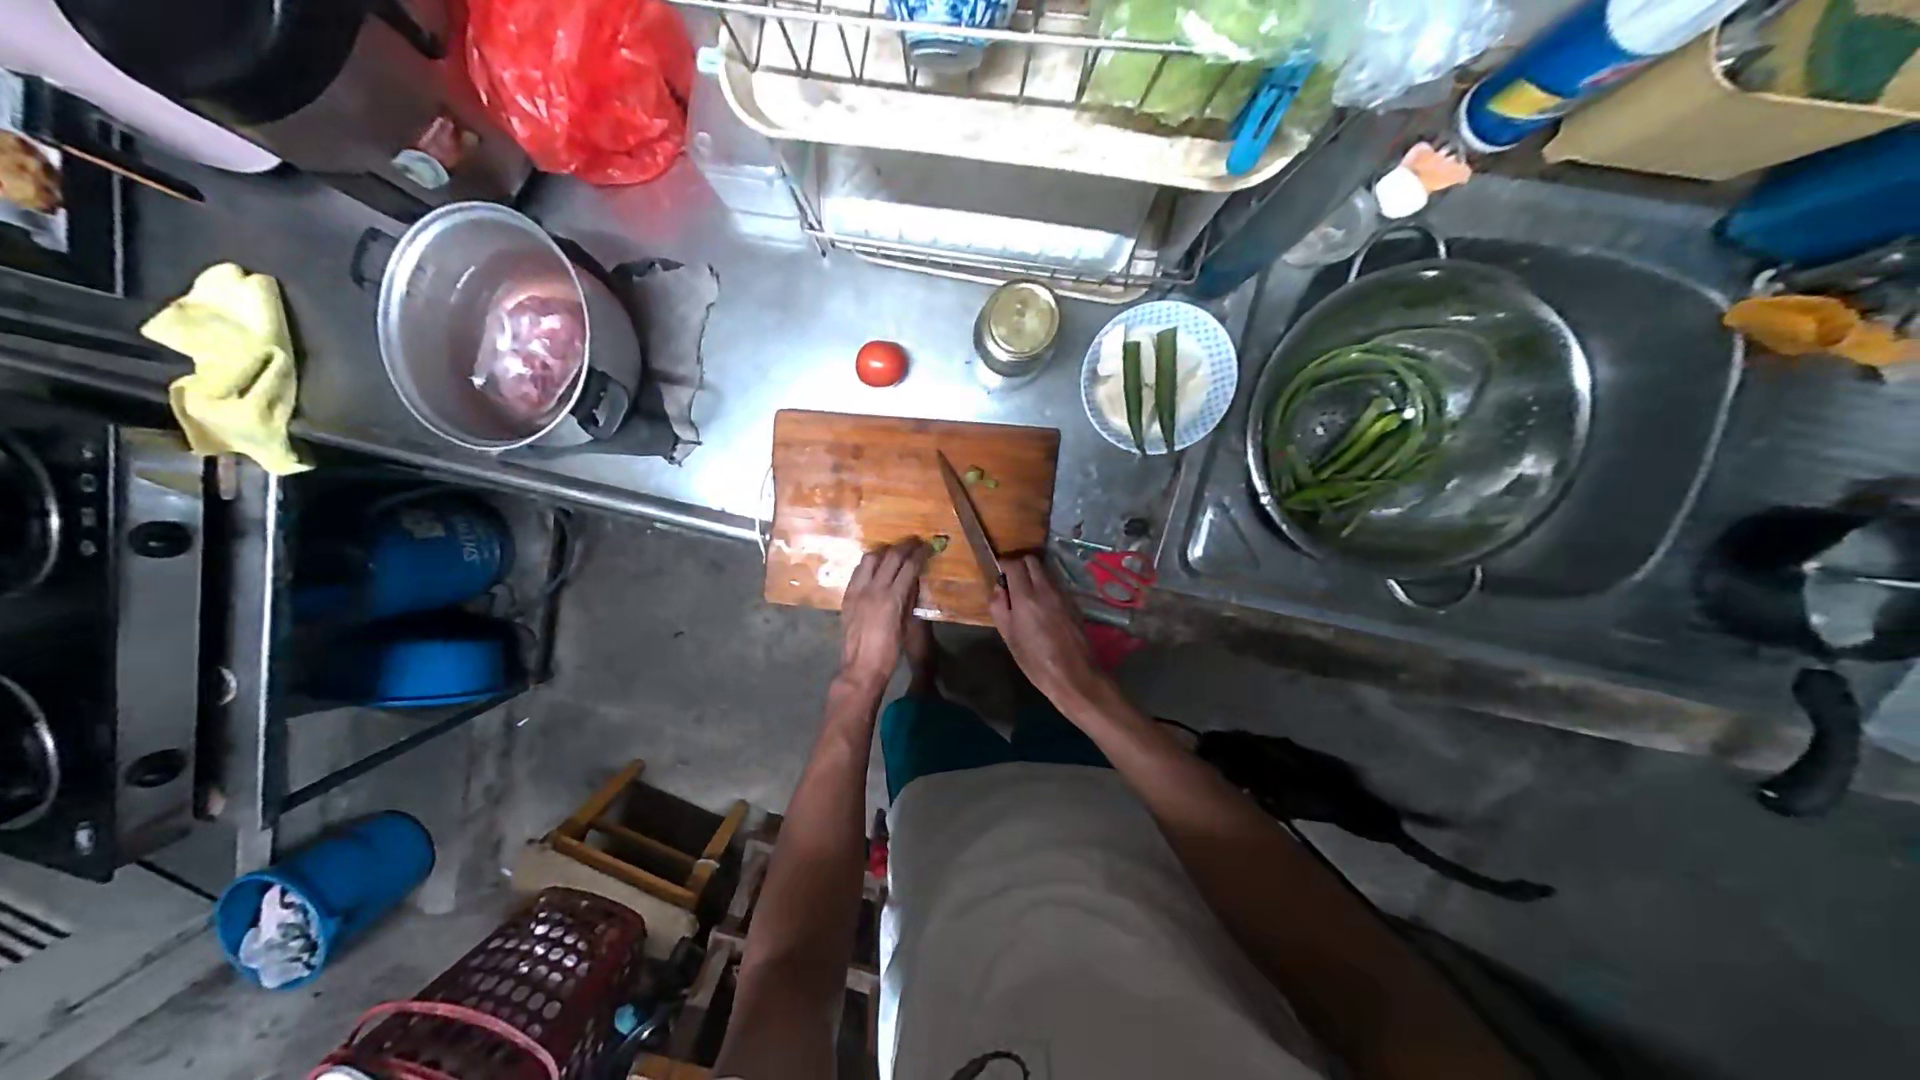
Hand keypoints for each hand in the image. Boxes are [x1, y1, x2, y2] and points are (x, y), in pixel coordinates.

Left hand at [838, 540, 929, 690]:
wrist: (861, 668)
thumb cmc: (889, 652)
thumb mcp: (906, 625)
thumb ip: (908, 600)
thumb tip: (913, 581)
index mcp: (892, 597)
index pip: (909, 566)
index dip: (920, 553)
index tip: (928, 546)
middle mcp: (873, 588)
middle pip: (891, 556)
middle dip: (905, 546)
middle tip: (915, 542)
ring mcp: (857, 590)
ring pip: (871, 558)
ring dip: (885, 551)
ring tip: (895, 551)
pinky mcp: (847, 596)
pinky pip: (859, 570)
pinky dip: (870, 563)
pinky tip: (876, 566)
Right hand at [989, 555, 1108, 705]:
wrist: (1074, 675)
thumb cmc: (1035, 660)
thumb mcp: (1008, 636)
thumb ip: (999, 607)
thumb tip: (999, 588)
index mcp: (1026, 596)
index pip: (1014, 564)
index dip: (1004, 565)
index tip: (998, 573)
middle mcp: (1046, 589)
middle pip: (1032, 561)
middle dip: (1019, 566)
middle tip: (1011, 582)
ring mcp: (1063, 594)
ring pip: (1045, 572)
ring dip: (1033, 576)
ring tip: (1026, 596)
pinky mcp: (1073, 603)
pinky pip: (1056, 585)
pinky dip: (1045, 587)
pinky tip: (1042, 607)